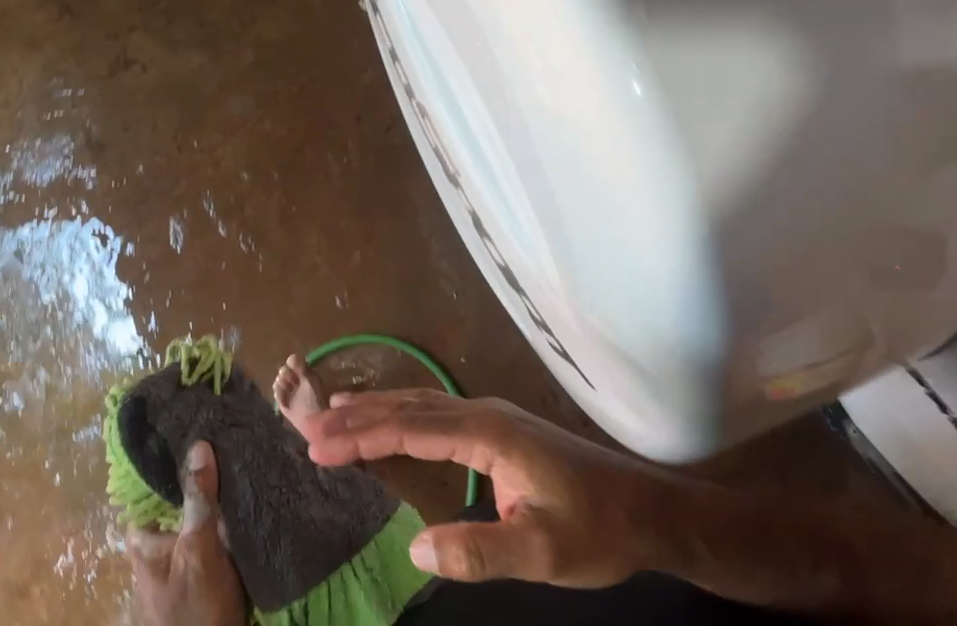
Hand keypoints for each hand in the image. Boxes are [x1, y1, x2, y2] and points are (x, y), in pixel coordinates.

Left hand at [125, 441, 245, 625]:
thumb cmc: (196, 607)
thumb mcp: (199, 550)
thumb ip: (198, 500)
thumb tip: (199, 445)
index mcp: (142, 537)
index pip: (153, 481)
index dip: (173, 454)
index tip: (198, 425)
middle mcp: (157, 541)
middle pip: (178, 494)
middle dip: (202, 471)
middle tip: (228, 437)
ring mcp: (181, 553)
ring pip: (199, 510)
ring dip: (218, 490)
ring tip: (242, 455)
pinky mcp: (204, 563)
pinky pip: (214, 526)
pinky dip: (227, 511)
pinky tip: (247, 490)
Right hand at [296, 389, 685, 587]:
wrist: (651, 510)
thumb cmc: (600, 530)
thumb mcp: (542, 551)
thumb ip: (480, 550)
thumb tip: (414, 550)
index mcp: (490, 433)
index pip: (411, 428)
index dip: (361, 435)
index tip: (315, 444)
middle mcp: (485, 415)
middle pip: (409, 407)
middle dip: (356, 415)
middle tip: (305, 424)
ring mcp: (492, 419)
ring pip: (421, 405)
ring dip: (375, 410)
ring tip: (330, 413)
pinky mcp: (498, 431)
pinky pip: (436, 415)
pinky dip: (401, 415)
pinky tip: (388, 423)